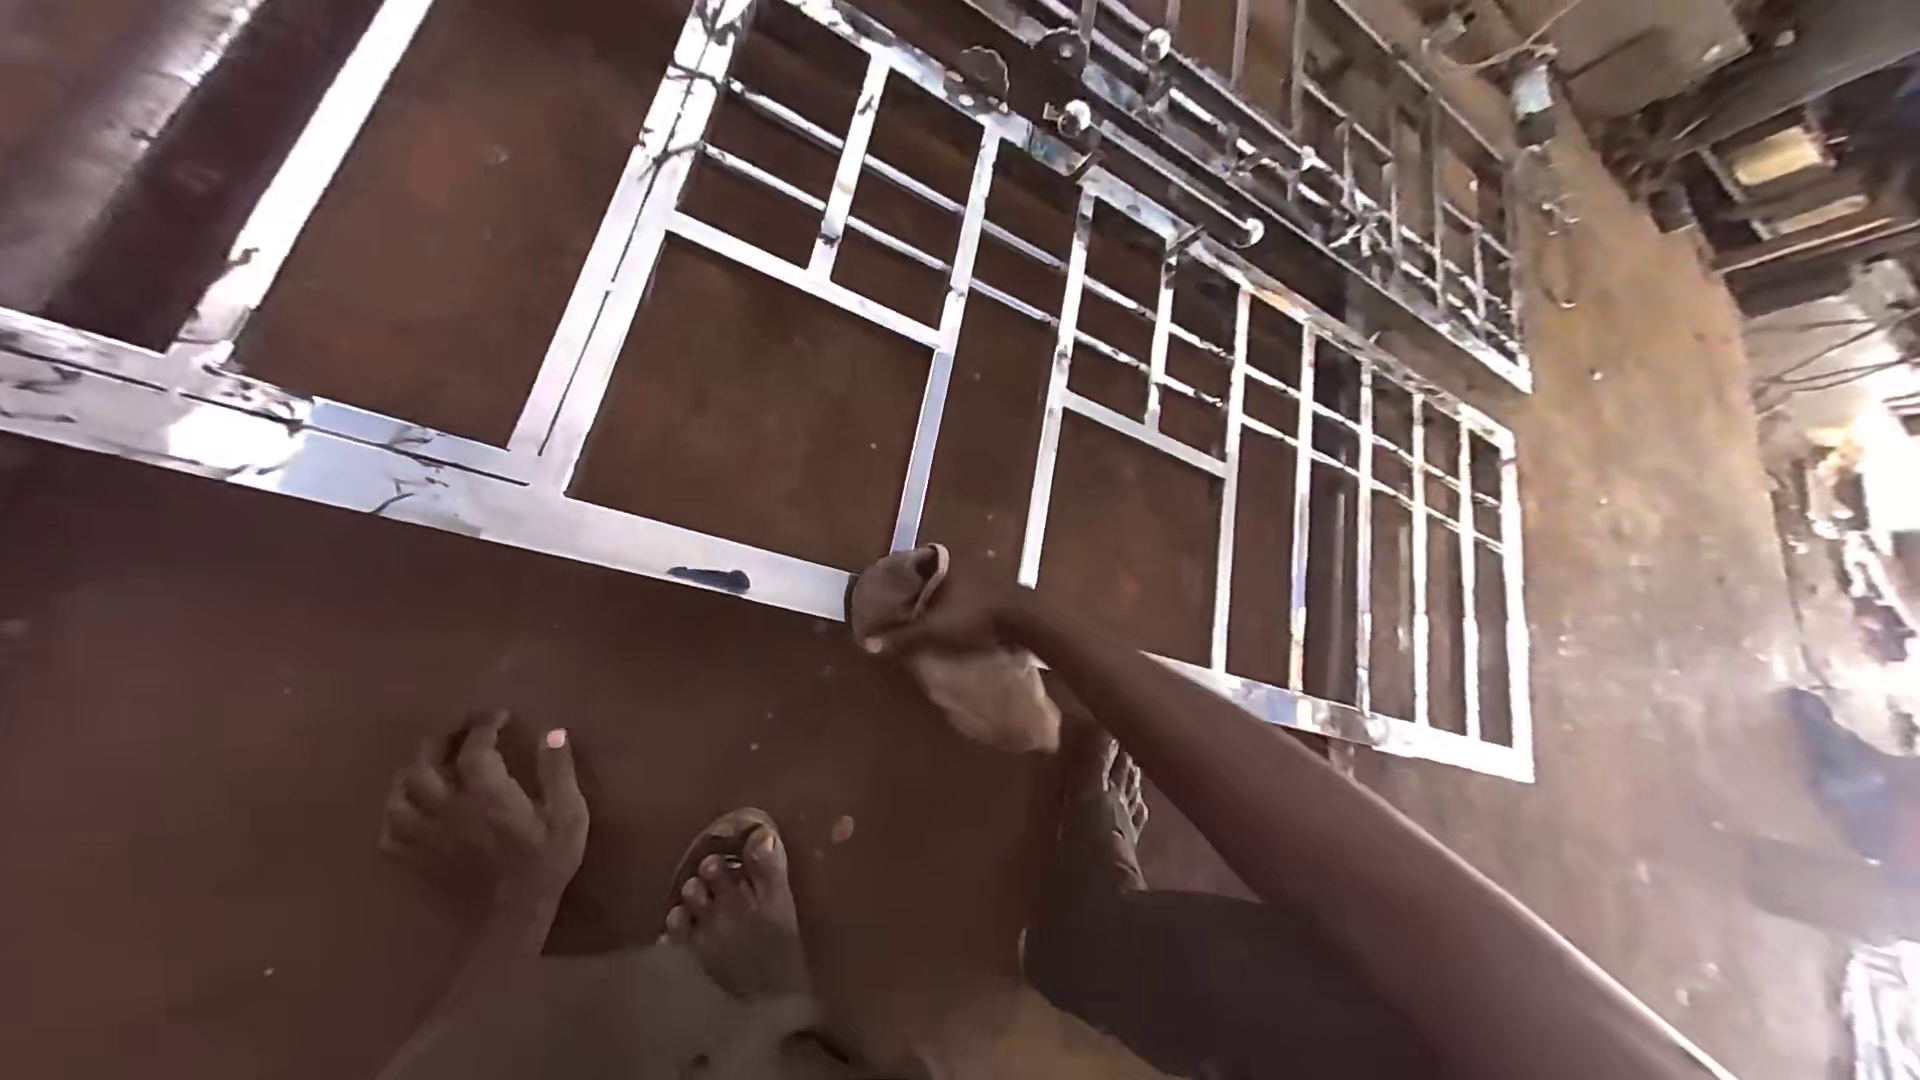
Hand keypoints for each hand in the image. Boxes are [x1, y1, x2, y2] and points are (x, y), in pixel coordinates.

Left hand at [380, 711, 588, 910]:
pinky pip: (388, 826)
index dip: (484, 725)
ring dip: (414, 770)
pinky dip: (397, 807)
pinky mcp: (408, 861)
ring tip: (433, 762)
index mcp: (486, 796)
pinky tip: (412, 805)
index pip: (474, 748)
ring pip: (399, 793)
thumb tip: (554, 732)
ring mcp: (421, 837)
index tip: (499, 716)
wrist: (510, 919)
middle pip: (424, 765)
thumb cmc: (545, 861)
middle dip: (442, 740)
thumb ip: (558, 771)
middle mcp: (445, 810)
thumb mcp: (568, 813)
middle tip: (461, 730)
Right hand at [863, 569, 1030, 656]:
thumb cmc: (974, 617)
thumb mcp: (933, 630)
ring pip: (957, 586)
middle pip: (936, 576)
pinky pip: (976, 597)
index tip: (891, 590)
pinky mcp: (1001, 592)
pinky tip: (964, 622)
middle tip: (911, 607)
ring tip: (935, 618)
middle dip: (924, 589)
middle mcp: (963, 566)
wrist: (1025, 619)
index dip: (903, 576)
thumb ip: (902, 637)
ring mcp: (985, 576)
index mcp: (944, 567)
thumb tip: (868, 643)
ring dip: (947, 599)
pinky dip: (967, 607)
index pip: (915, 564)